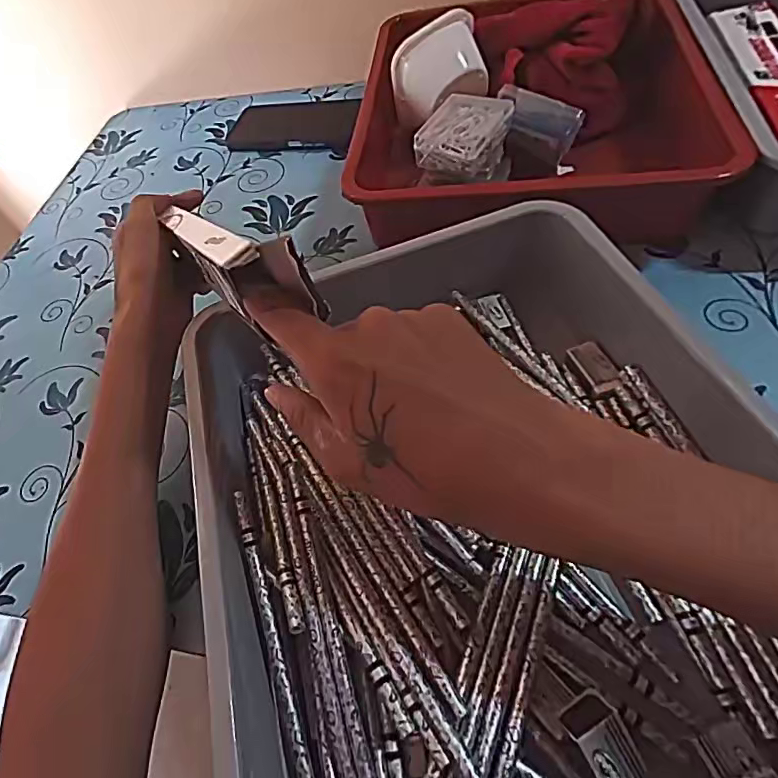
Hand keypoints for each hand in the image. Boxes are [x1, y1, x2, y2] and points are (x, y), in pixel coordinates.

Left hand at [112, 190, 204, 338]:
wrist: (153, 316)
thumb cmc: (143, 272)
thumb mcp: (140, 223)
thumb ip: (150, 204)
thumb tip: (168, 201)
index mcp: (132, 233)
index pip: (158, 209)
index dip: (177, 202)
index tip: (197, 199)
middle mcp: (146, 251)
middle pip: (177, 229)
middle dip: (193, 228)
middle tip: (204, 230)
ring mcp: (162, 271)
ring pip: (190, 250)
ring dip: (202, 250)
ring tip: (208, 254)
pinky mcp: (178, 288)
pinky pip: (198, 272)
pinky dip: (206, 271)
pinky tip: (206, 275)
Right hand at [247, 295, 645, 554]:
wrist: (524, 460)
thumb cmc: (430, 475)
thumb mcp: (351, 466)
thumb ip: (305, 419)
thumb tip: (279, 391)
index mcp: (336, 362)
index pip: (283, 320)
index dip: (264, 310)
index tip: (252, 302)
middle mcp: (371, 326)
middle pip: (338, 339)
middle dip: (343, 370)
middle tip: (370, 417)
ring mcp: (413, 318)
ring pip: (379, 338)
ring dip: (385, 365)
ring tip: (417, 411)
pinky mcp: (449, 319)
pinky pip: (414, 334)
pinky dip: (417, 358)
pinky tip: (444, 395)